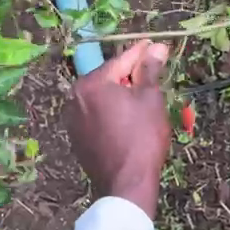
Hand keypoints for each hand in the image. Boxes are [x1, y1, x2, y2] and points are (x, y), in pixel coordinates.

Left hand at [65, 40, 170, 216]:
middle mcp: (74, 98)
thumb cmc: (142, 137)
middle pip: (108, 78)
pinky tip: (129, 118)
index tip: (154, 45)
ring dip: (120, 94)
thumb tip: (157, 48)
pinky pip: (96, 115)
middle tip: (152, 72)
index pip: (120, 61)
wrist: (126, 184)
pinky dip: (111, 111)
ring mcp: (72, 120)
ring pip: (101, 98)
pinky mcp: (76, 138)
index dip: (140, 53)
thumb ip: (150, 70)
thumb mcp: (150, 99)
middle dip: (130, 75)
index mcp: (91, 84)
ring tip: (143, 96)